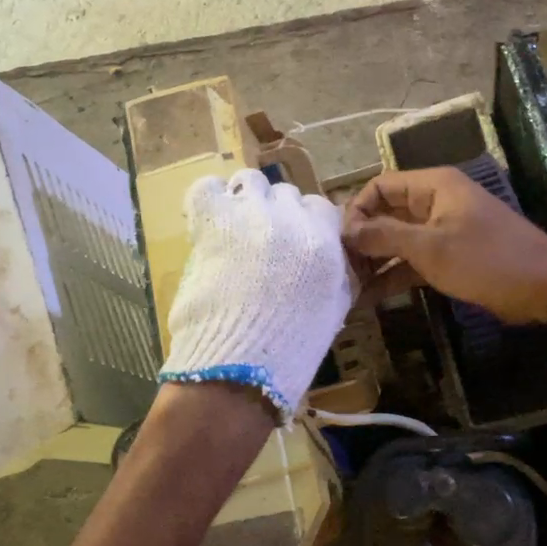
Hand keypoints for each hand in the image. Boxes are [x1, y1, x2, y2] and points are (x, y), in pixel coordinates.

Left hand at [158, 169, 351, 420]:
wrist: (240, 363)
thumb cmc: (291, 346)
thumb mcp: (333, 308)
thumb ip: (338, 274)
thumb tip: (335, 257)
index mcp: (324, 240)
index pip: (320, 207)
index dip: (306, 223)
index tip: (294, 242)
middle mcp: (291, 218)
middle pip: (285, 194)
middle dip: (275, 213)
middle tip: (261, 243)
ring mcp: (251, 214)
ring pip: (250, 182)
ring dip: (244, 201)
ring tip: (233, 228)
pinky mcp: (214, 220)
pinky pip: (207, 188)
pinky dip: (208, 198)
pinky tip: (208, 219)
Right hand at [342, 167, 546, 323]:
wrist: (545, 288)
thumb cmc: (488, 260)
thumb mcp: (431, 247)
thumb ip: (384, 236)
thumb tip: (346, 231)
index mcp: (434, 186)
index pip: (380, 185)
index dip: (356, 210)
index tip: (339, 242)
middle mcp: (436, 202)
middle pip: (386, 213)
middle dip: (361, 239)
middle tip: (337, 269)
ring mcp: (443, 231)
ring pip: (398, 241)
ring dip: (374, 262)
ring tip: (346, 288)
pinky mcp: (451, 258)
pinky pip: (413, 261)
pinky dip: (393, 276)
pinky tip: (369, 298)